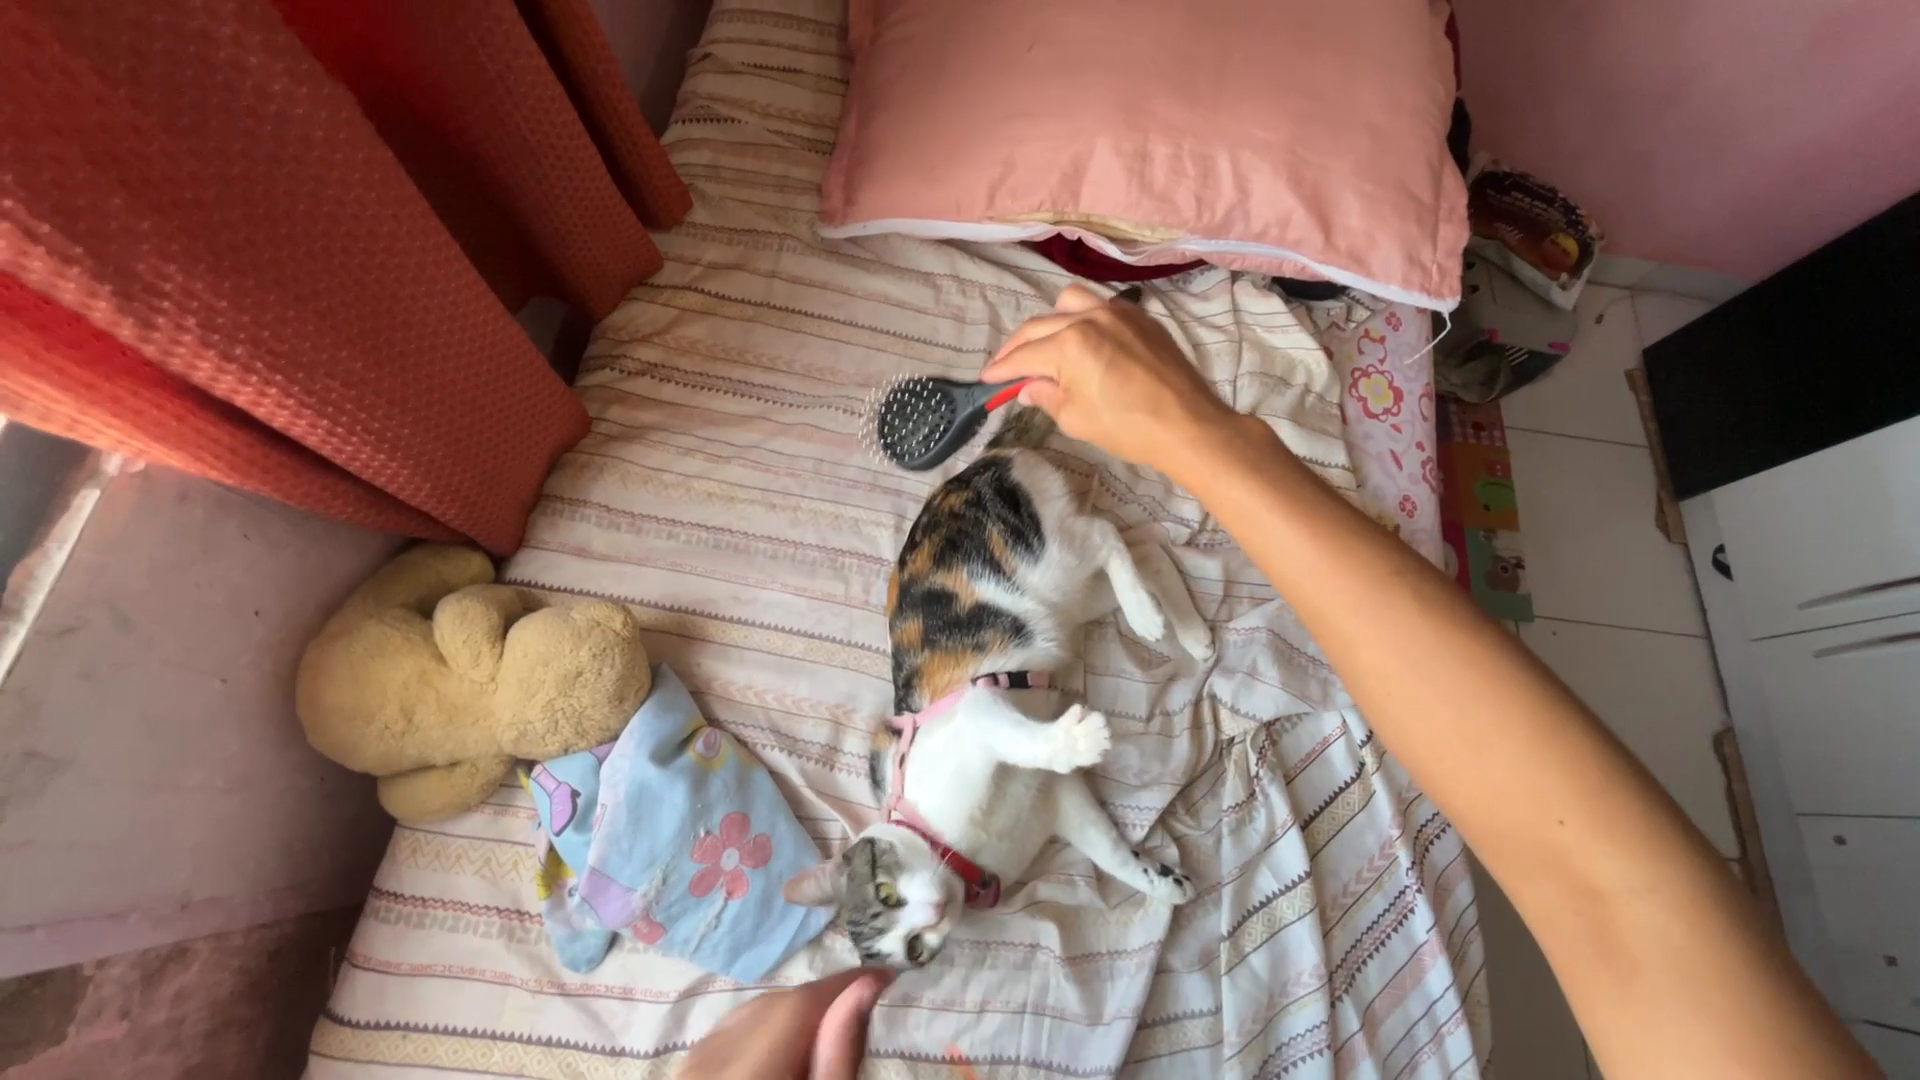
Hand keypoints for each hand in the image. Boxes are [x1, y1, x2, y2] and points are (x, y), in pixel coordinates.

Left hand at [677, 969, 892, 1078]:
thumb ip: (838, 1056)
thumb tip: (867, 986)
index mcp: (746, 1070)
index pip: (799, 1005)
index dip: (846, 984)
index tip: (889, 976)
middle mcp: (708, 1060)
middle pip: (774, 1007)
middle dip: (822, 1003)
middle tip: (867, 1009)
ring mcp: (688, 1068)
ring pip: (750, 1018)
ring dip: (794, 1018)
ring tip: (831, 1035)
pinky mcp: (685, 1075)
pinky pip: (728, 1038)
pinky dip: (763, 1036)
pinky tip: (785, 1057)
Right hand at [982, 285, 1255, 475]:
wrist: (1187, 424)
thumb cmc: (1127, 427)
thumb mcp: (1075, 418)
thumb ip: (1046, 396)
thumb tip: (1028, 388)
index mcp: (1070, 343)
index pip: (1024, 355)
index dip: (1002, 369)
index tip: (987, 379)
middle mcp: (1090, 317)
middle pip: (1040, 325)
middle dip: (1017, 347)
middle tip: (1005, 367)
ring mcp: (1118, 312)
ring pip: (1070, 302)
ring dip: (1050, 322)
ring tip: (1046, 345)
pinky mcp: (1141, 318)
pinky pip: (1101, 306)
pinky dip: (1082, 318)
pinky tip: (1082, 340)